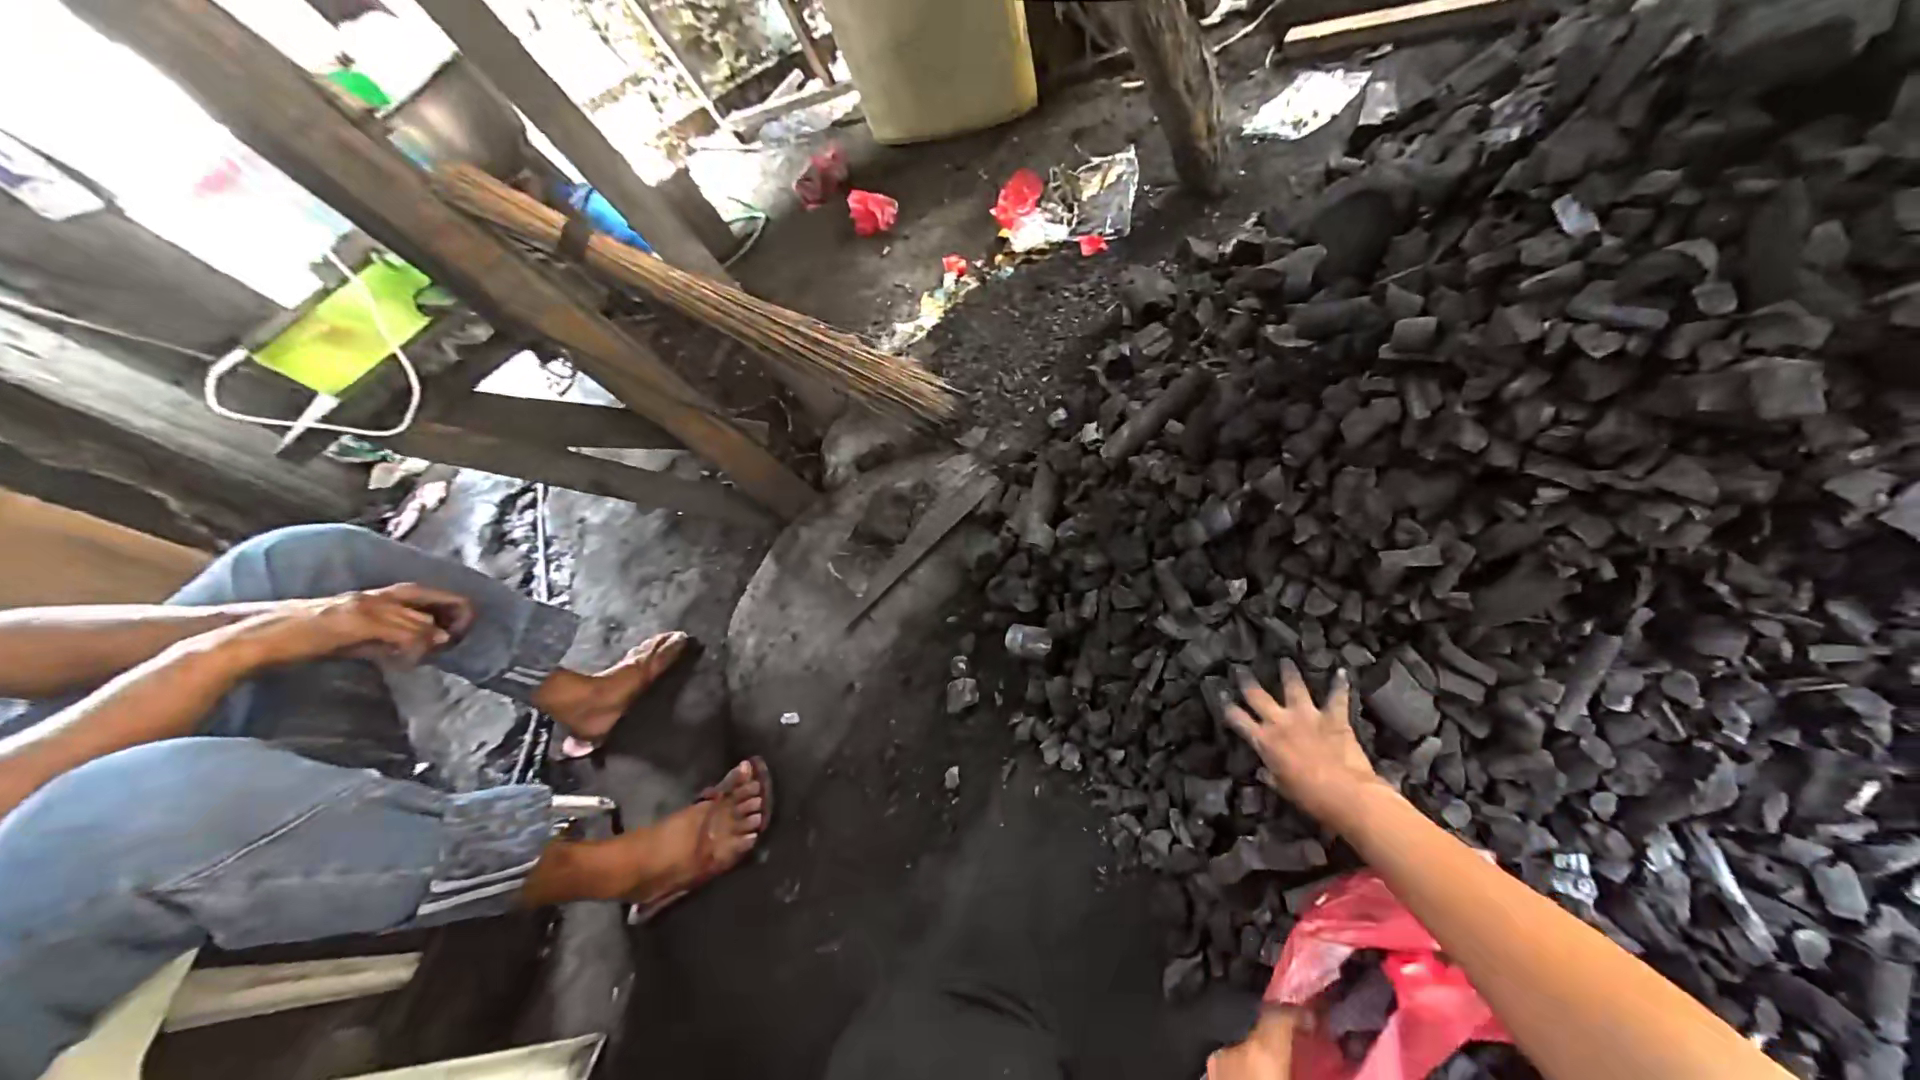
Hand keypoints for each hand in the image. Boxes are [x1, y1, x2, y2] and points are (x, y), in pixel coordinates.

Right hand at [228, 584, 472, 669]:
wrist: (252, 640)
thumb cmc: (302, 640)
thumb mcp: (354, 637)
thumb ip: (387, 639)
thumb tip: (424, 647)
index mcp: (370, 597)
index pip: (420, 593)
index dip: (446, 605)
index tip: (459, 626)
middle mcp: (369, 596)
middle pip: (427, 595)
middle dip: (452, 611)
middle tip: (462, 633)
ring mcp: (361, 606)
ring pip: (417, 617)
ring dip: (431, 637)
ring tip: (435, 652)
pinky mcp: (353, 621)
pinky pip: (400, 632)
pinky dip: (413, 646)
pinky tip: (410, 661)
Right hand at [1224, 661, 1381, 827]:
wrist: (1346, 794)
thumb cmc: (1309, 796)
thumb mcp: (1283, 788)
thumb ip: (1271, 775)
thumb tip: (1263, 772)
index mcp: (1264, 740)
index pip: (1237, 719)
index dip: (1227, 706)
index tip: (1221, 694)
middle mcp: (1280, 721)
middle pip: (1258, 696)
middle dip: (1247, 681)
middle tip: (1240, 668)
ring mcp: (1307, 715)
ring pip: (1294, 687)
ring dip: (1289, 673)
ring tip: (1285, 660)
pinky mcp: (1333, 717)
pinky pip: (1337, 696)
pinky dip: (1340, 684)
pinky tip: (1342, 672)